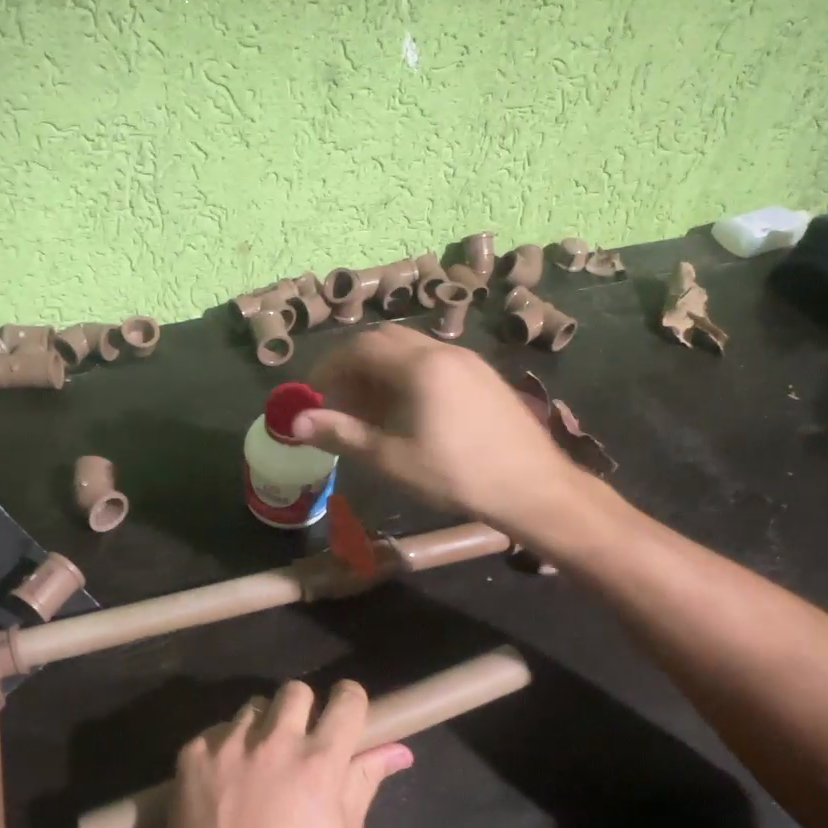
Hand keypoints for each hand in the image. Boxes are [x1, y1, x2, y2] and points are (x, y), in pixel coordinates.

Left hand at [147, 680, 413, 827]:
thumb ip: (364, 782)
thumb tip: (398, 749)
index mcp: (319, 762)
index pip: (346, 699)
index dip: (350, 702)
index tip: (346, 715)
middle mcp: (275, 742)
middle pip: (296, 690)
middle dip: (303, 709)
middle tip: (299, 740)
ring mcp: (229, 744)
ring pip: (254, 707)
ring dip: (262, 728)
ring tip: (258, 764)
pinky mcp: (193, 753)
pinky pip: (218, 731)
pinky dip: (226, 749)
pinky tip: (226, 782)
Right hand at [291, 325, 573, 523]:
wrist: (532, 487)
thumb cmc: (455, 475)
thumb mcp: (390, 459)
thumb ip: (341, 434)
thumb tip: (295, 423)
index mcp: (418, 365)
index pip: (359, 347)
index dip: (328, 367)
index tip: (312, 395)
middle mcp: (443, 351)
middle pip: (385, 341)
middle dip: (353, 366)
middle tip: (338, 402)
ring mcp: (468, 360)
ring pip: (411, 350)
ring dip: (380, 371)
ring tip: (369, 412)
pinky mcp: (483, 376)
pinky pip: (433, 362)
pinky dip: (407, 376)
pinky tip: (408, 413)